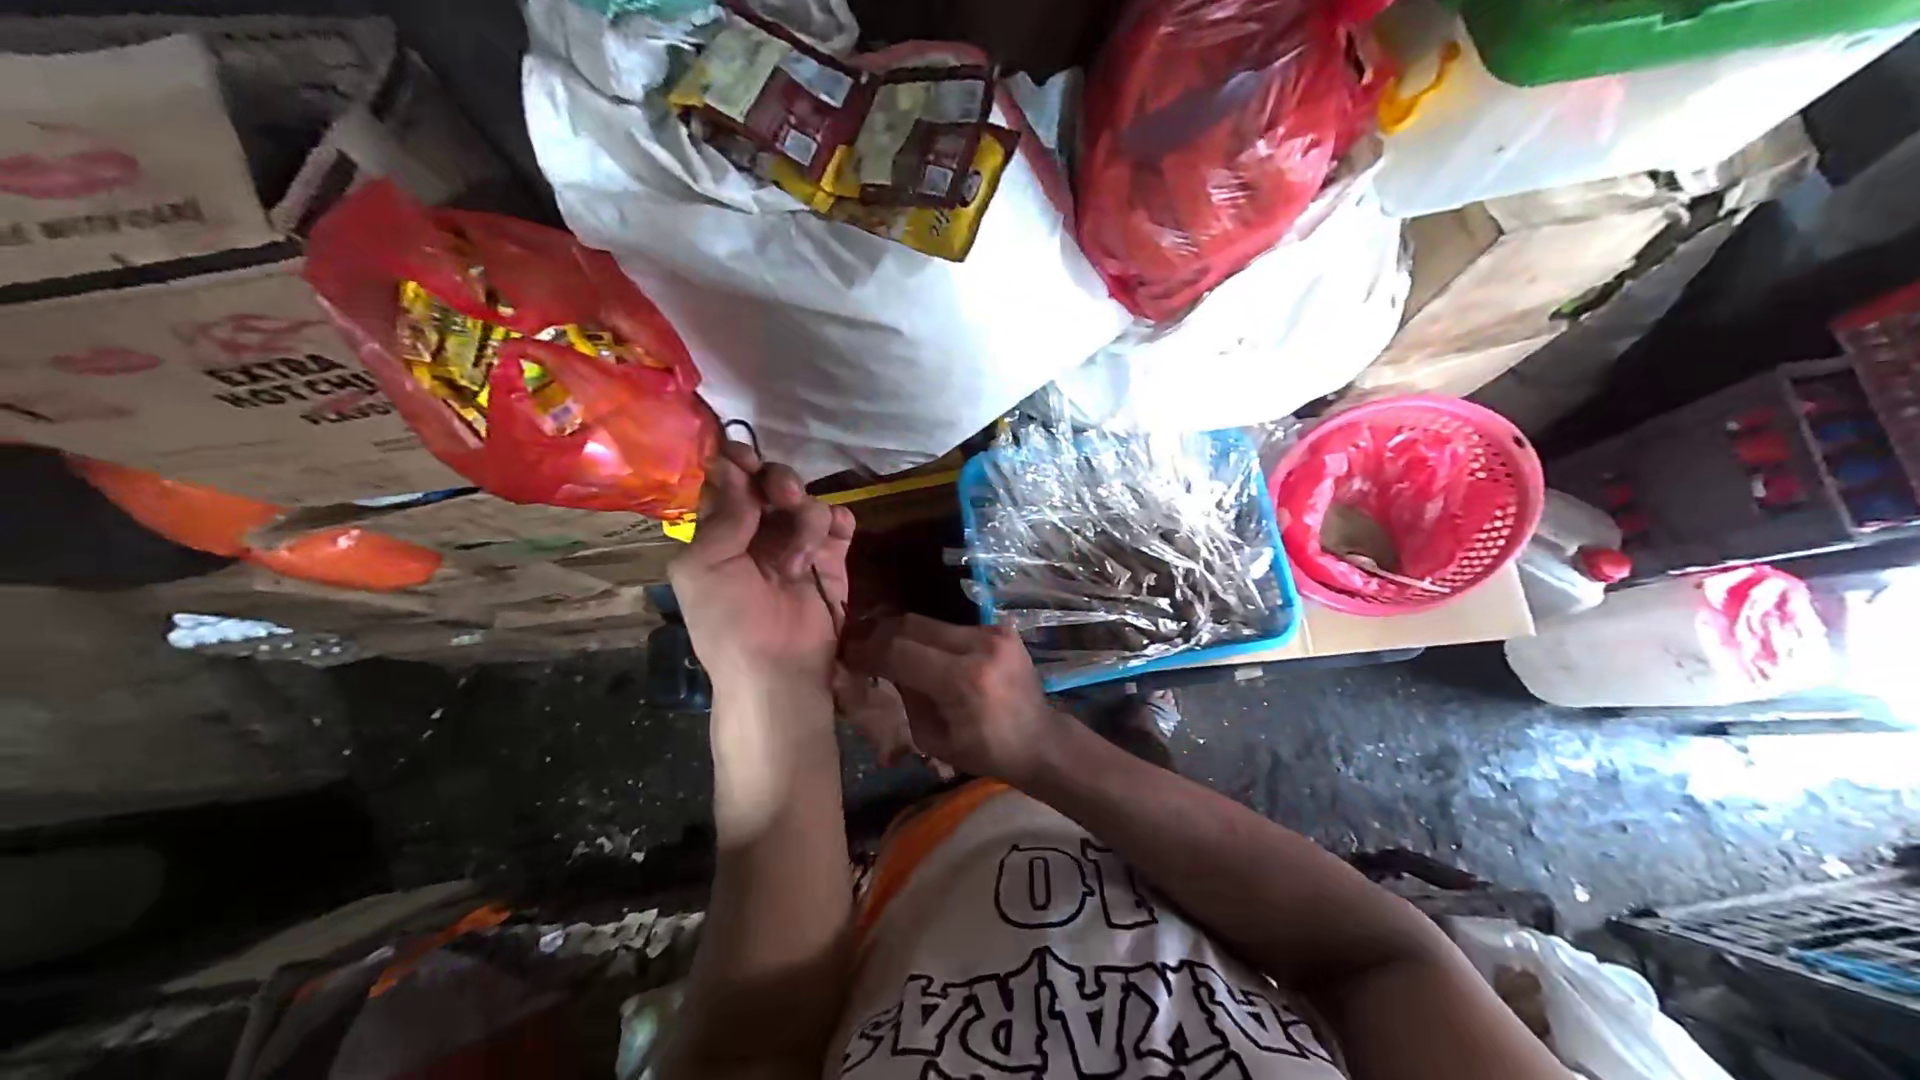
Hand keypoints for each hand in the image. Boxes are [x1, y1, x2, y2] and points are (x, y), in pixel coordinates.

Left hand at [669, 441, 854, 693]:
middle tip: (784, 496)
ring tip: (799, 561)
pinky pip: (839, 522)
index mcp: (719, 533)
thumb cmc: (729, 622)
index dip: (737, 463)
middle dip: (779, 481)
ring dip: (805, 521)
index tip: (746, 456)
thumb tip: (732, 465)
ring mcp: (797, 545)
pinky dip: (838, 522)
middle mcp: (758, 532)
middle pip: (772, 482)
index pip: (729, 482)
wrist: (778, 670)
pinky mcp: (832, 559)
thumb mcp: (703, 569)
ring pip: (808, 501)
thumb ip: (723, 517)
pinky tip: (833, 538)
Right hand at [841, 615, 1067, 785]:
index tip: (846, 654)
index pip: (898, 651)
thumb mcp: (931, 737)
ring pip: (929, 621)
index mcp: (962, 680)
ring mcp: (993, 632)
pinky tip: (922, 651)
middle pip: (910, 624)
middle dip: (879, 634)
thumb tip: (877, 667)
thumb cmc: (984, 750)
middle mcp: (979, 646)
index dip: (866, 650)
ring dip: (904, 633)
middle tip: (859, 644)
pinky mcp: (1000, 627)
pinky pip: (952, 626)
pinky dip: (932, 638)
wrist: (1039, 739)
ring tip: (885, 646)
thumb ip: (903, 697)